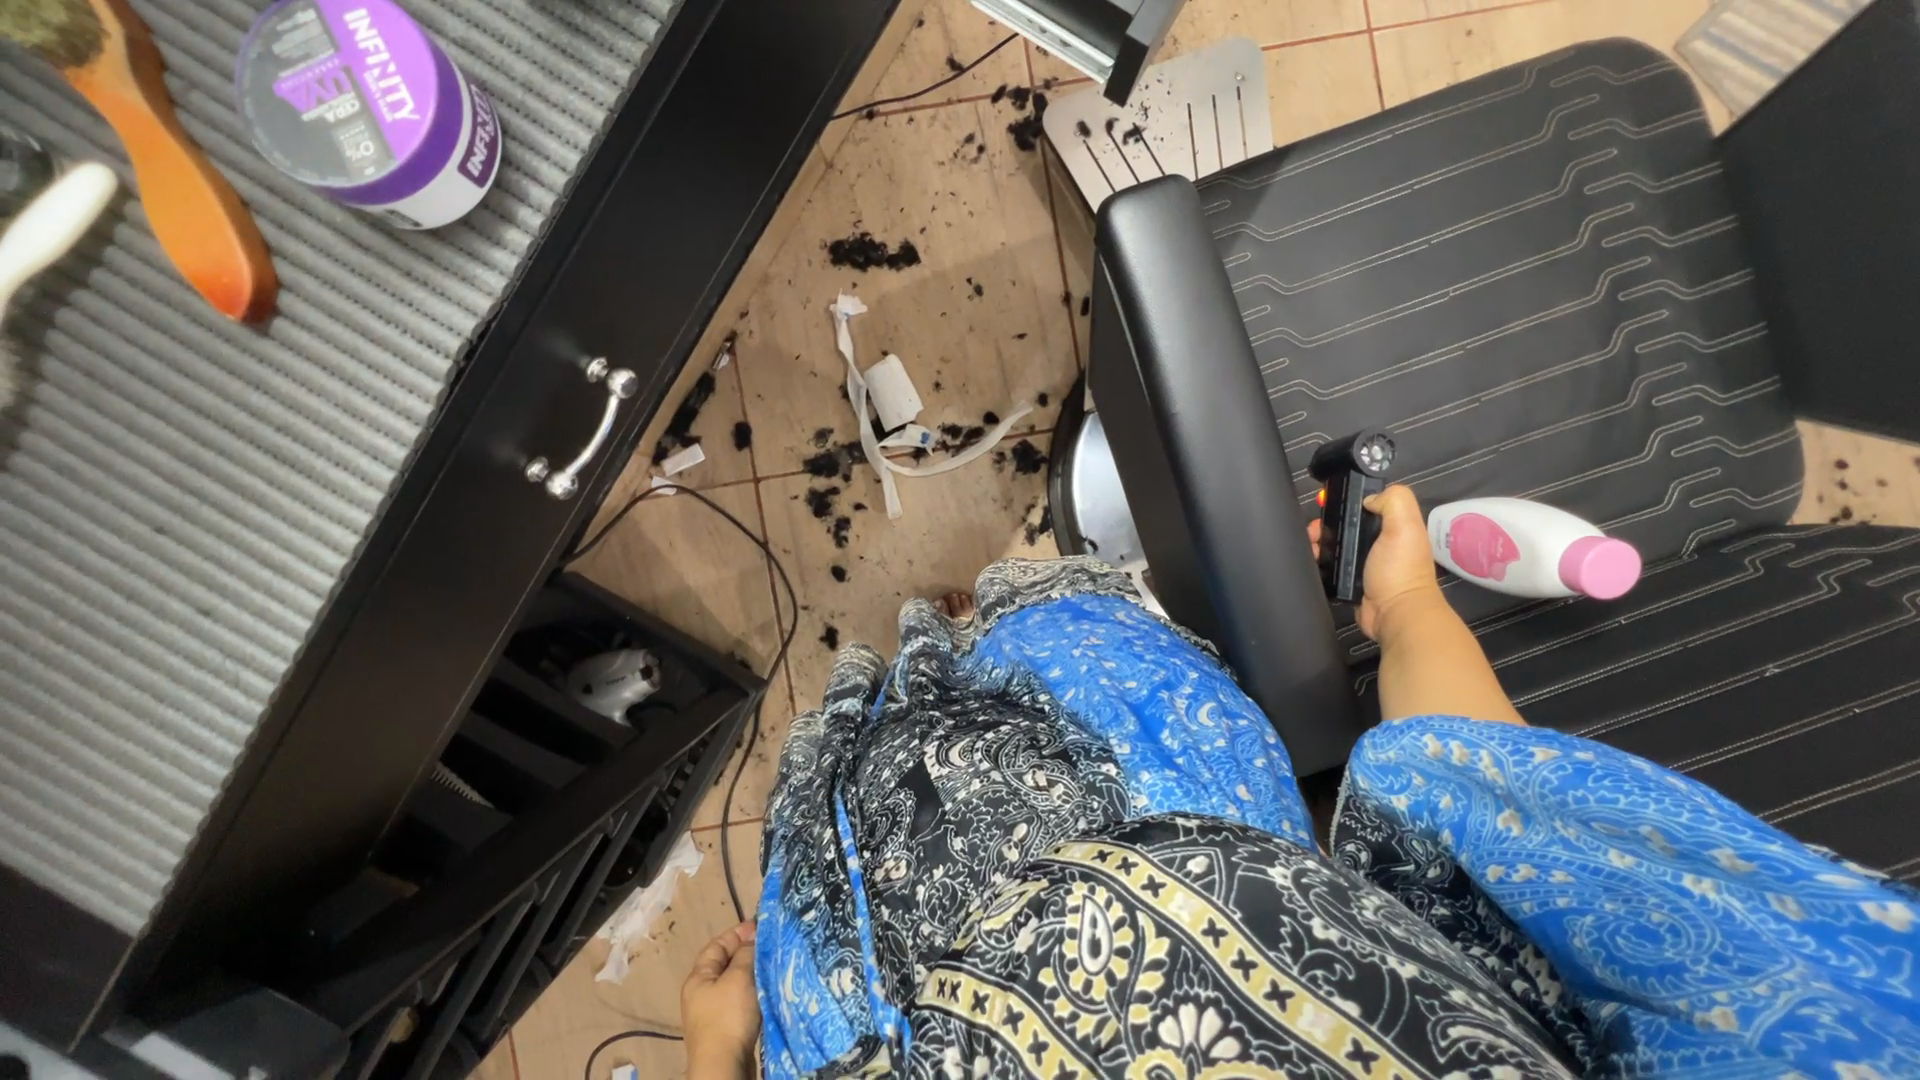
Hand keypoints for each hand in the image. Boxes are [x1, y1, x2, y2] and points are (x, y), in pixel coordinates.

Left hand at [682, 922, 759, 1078]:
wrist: (724, 1068)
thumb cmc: (728, 1017)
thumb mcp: (738, 978)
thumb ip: (745, 954)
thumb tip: (752, 938)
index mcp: (699, 977)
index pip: (717, 945)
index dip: (737, 933)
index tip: (761, 926)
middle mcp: (703, 993)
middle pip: (726, 964)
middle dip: (748, 952)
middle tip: (772, 944)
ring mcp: (714, 1012)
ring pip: (736, 983)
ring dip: (754, 973)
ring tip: (775, 965)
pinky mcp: (727, 1028)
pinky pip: (742, 1001)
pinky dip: (755, 992)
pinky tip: (770, 990)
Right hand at [1308, 484, 1441, 642]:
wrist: (1393, 613)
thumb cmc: (1400, 570)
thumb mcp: (1405, 527)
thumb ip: (1393, 501)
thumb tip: (1369, 498)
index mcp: (1392, 527)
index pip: (1366, 506)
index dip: (1347, 501)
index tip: (1328, 503)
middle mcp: (1377, 543)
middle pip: (1344, 525)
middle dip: (1325, 524)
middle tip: (1313, 530)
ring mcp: (1362, 562)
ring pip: (1333, 544)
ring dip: (1317, 542)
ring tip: (1308, 546)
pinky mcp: (1348, 579)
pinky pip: (1328, 565)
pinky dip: (1317, 561)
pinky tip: (1310, 559)